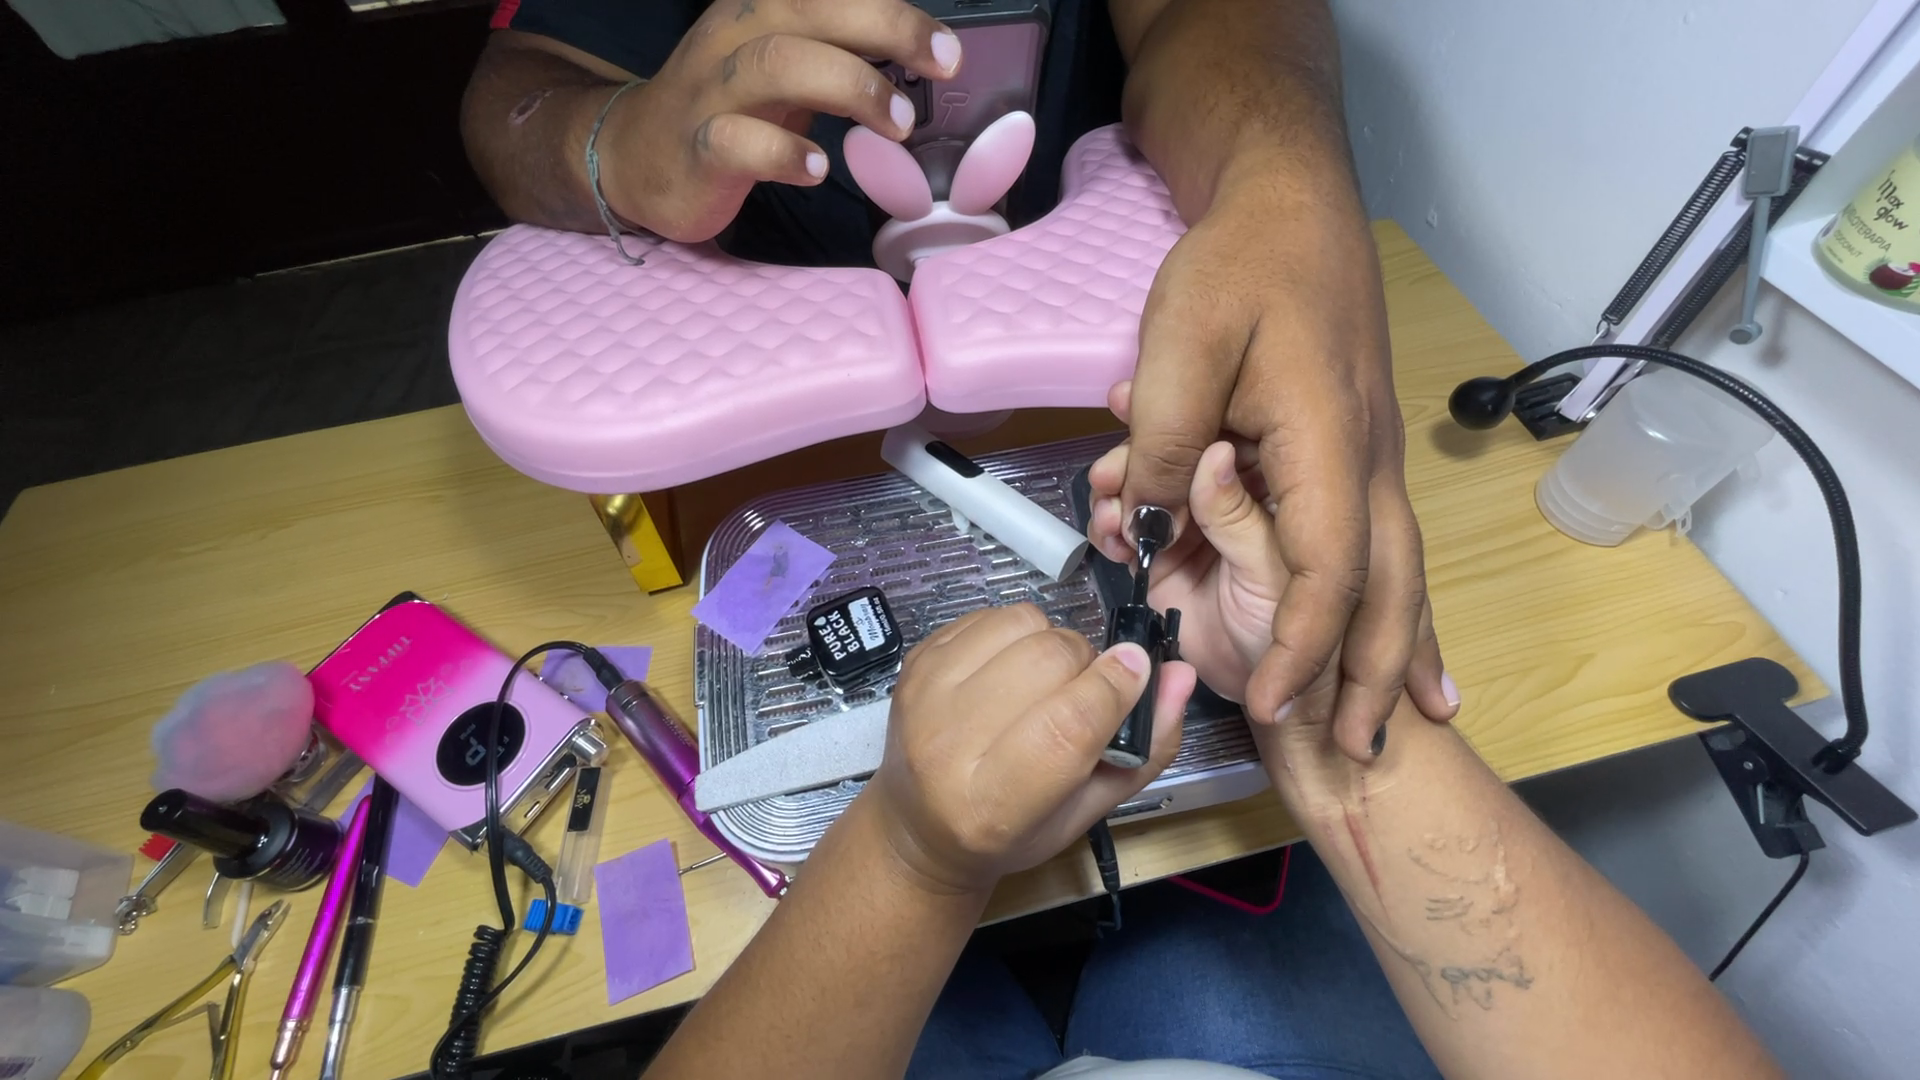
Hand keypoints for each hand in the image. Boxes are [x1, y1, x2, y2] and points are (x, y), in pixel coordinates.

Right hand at [597, 0, 961, 241]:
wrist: (639, 155)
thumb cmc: (731, 111)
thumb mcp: (785, 68)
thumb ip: (838, 54)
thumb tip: (913, 56)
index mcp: (765, 11)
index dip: (892, 11)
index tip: (949, 48)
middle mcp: (738, 36)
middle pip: (812, 10)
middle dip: (887, 28)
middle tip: (944, 65)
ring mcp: (713, 91)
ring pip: (778, 65)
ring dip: (848, 86)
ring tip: (899, 125)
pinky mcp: (698, 148)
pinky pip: (737, 141)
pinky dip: (783, 153)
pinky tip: (819, 169)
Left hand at [867, 604, 1195, 894]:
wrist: (919, 824)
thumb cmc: (1009, 833)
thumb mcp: (1087, 813)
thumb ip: (1145, 750)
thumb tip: (1178, 674)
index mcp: (991, 804)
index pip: (1064, 728)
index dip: (1112, 690)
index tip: (1139, 670)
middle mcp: (947, 744)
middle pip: (1046, 661)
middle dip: (1086, 664)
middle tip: (1083, 690)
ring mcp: (924, 693)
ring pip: (1021, 623)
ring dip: (1052, 642)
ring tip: (1045, 679)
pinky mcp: (916, 659)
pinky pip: (990, 614)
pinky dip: (1017, 631)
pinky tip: (1010, 667)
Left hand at [1104, 179, 1456, 759]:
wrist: (1289, 207)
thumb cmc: (1236, 270)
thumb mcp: (1179, 350)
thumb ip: (1166, 446)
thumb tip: (1149, 522)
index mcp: (1328, 444)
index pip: (1328, 567)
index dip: (1302, 643)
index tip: (1275, 706)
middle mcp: (1366, 461)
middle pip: (1386, 583)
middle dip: (1370, 671)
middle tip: (1360, 749)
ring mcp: (1364, 455)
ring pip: (1388, 564)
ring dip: (1385, 644)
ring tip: (1391, 716)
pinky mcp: (1346, 446)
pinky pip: (1368, 534)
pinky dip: (1375, 592)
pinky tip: (1392, 629)